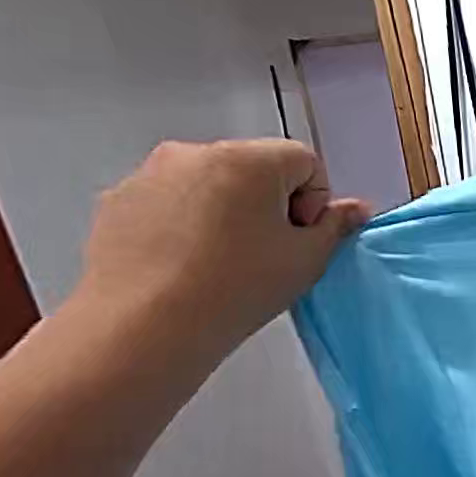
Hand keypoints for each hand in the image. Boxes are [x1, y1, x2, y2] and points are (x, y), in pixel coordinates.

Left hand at [74, 139, 370, 362]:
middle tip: (268, 255)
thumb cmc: (239, 287)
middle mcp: (196, 152)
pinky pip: (172, 202)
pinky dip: (187, 225)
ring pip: (212, 184)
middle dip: (270, 204)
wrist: (145, 324)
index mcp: (248, 160)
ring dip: (228, 213)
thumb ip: (335, 227)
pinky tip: (187, 266)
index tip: (299, 240)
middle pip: (256, 168)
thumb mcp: (306, 261)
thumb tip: (356, 208)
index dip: (313, 201)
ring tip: (224, 264)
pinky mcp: (119, 200)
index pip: (304, 160)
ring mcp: (150, 174)